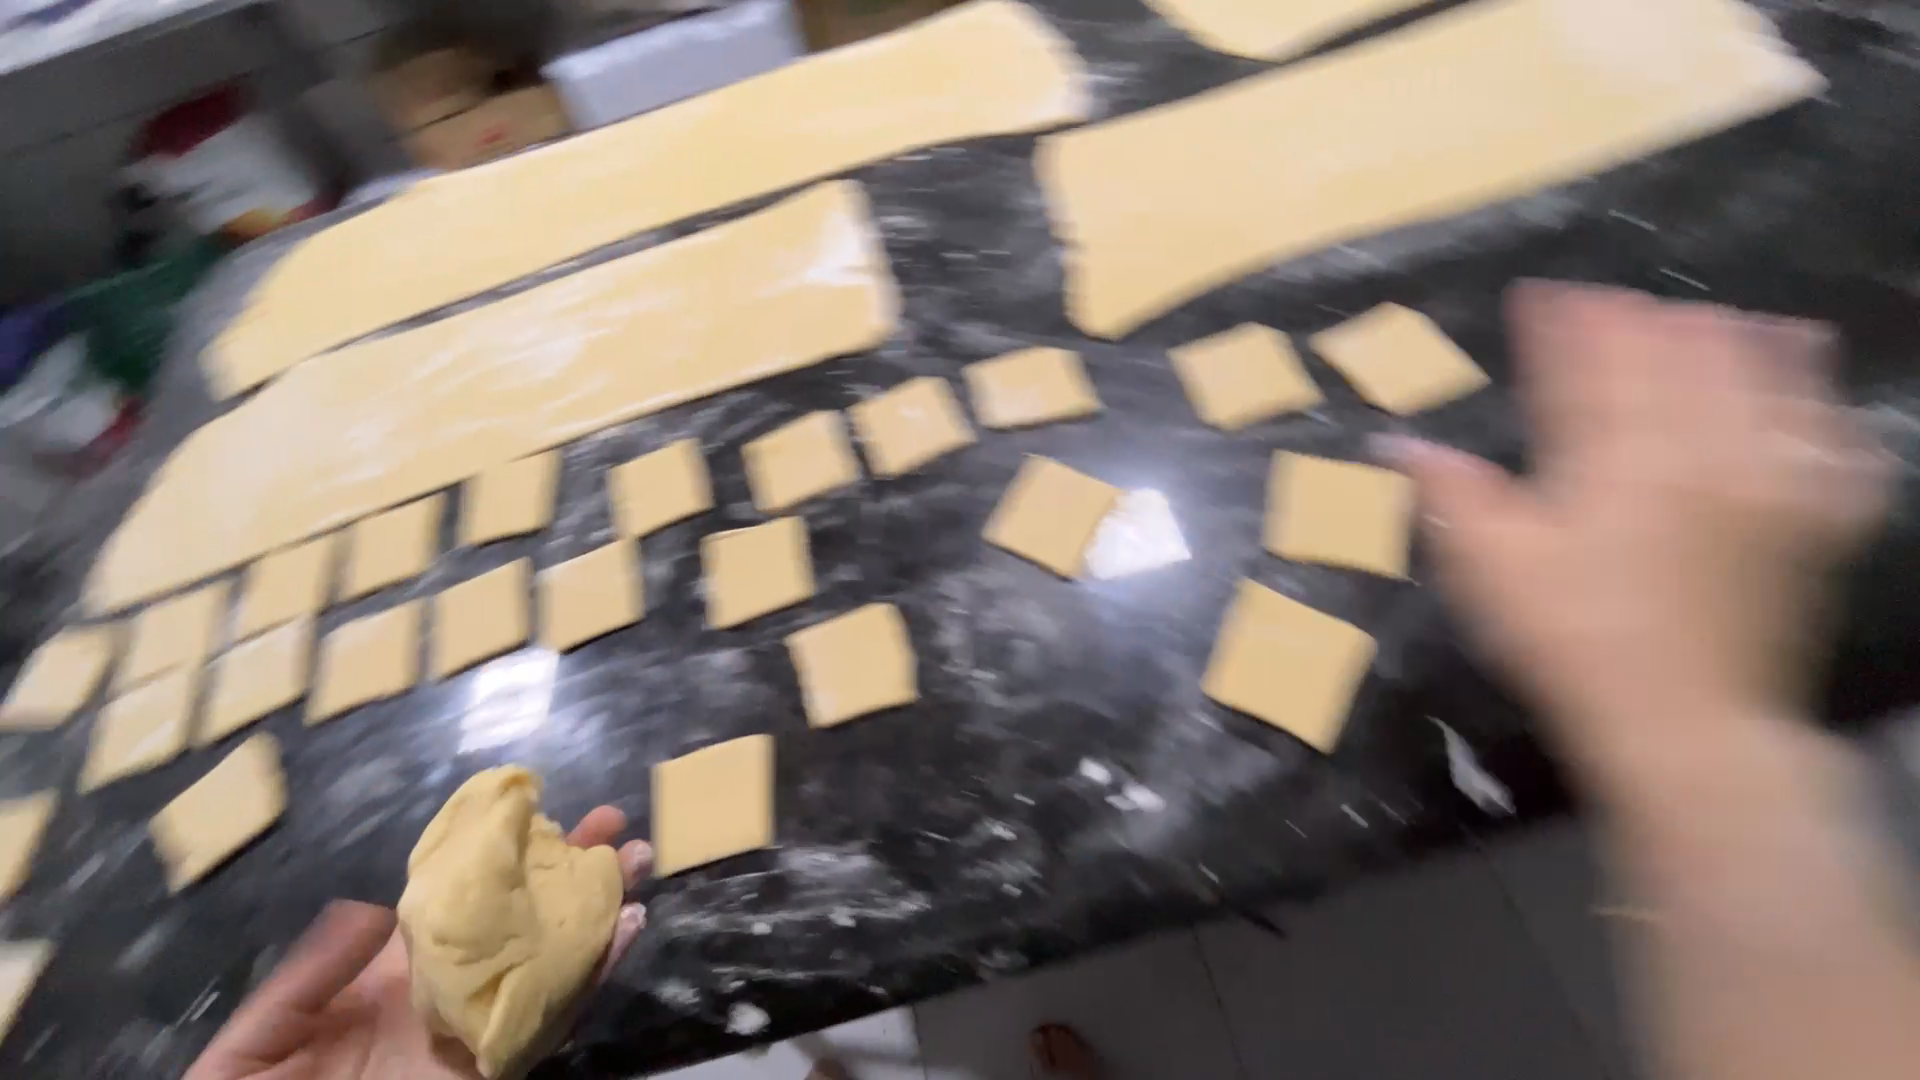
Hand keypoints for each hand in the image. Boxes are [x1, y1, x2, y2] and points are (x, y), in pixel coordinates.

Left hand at [187, 807, 652, 1079]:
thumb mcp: (254, 1045)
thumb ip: (308, 976)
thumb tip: (378, 909)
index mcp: (400, 970)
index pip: (468, 901)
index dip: (507, 856)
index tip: (543, 810)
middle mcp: (455, 986)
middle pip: (526, 918)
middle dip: (572, 869)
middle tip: (615, 824)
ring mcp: (483, 1024)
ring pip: (556, 956)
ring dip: (600, 908)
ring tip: (637, 863)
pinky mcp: (500, 1063)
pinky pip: (558, 1014)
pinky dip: (598, 971)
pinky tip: (627, 927)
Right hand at [1389, 283, 1887, 780]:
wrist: (1683, 719)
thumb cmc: (1566, 635)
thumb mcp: (1486, 566)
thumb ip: (1450, 492)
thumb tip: (1397, 443)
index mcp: (1612, 460)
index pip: (1582, 369)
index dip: (1559, 326)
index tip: (1540, 295)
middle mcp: (1698, 452)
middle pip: (1673, 358)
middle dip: (1636, 321)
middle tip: (1609, 302)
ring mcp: (1766, 481)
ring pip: (1758, 380)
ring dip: (1724, 340)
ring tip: (1704, 318)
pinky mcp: (1811, 519)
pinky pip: (1824, 437)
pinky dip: (1809, 398)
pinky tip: (1801, 384)